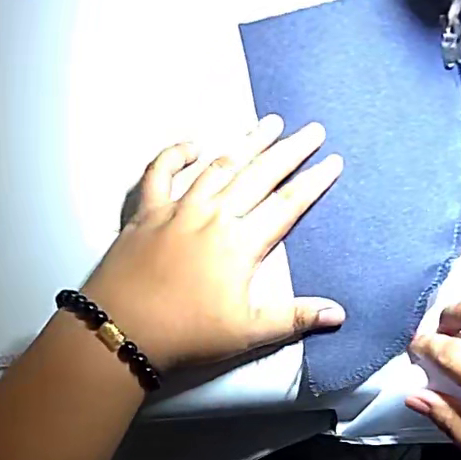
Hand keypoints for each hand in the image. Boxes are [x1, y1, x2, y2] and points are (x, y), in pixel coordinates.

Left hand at [81, 116, 344, 371]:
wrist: (123, 330)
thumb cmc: (186, 334)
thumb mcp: (249, 331)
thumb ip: (295, 318)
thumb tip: (337, 314)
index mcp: (241, 244)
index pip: (287, 205)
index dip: (314, 182)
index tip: (333, 162)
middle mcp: (213, 216)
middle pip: (259, 175)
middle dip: (290, 151)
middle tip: (312, 131)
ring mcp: (178, 210)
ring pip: (218, 165)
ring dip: (246, 143)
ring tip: (268, 125)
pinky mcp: (147, 213)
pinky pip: (161, 173)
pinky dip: (175, 155)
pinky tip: (192, 145)